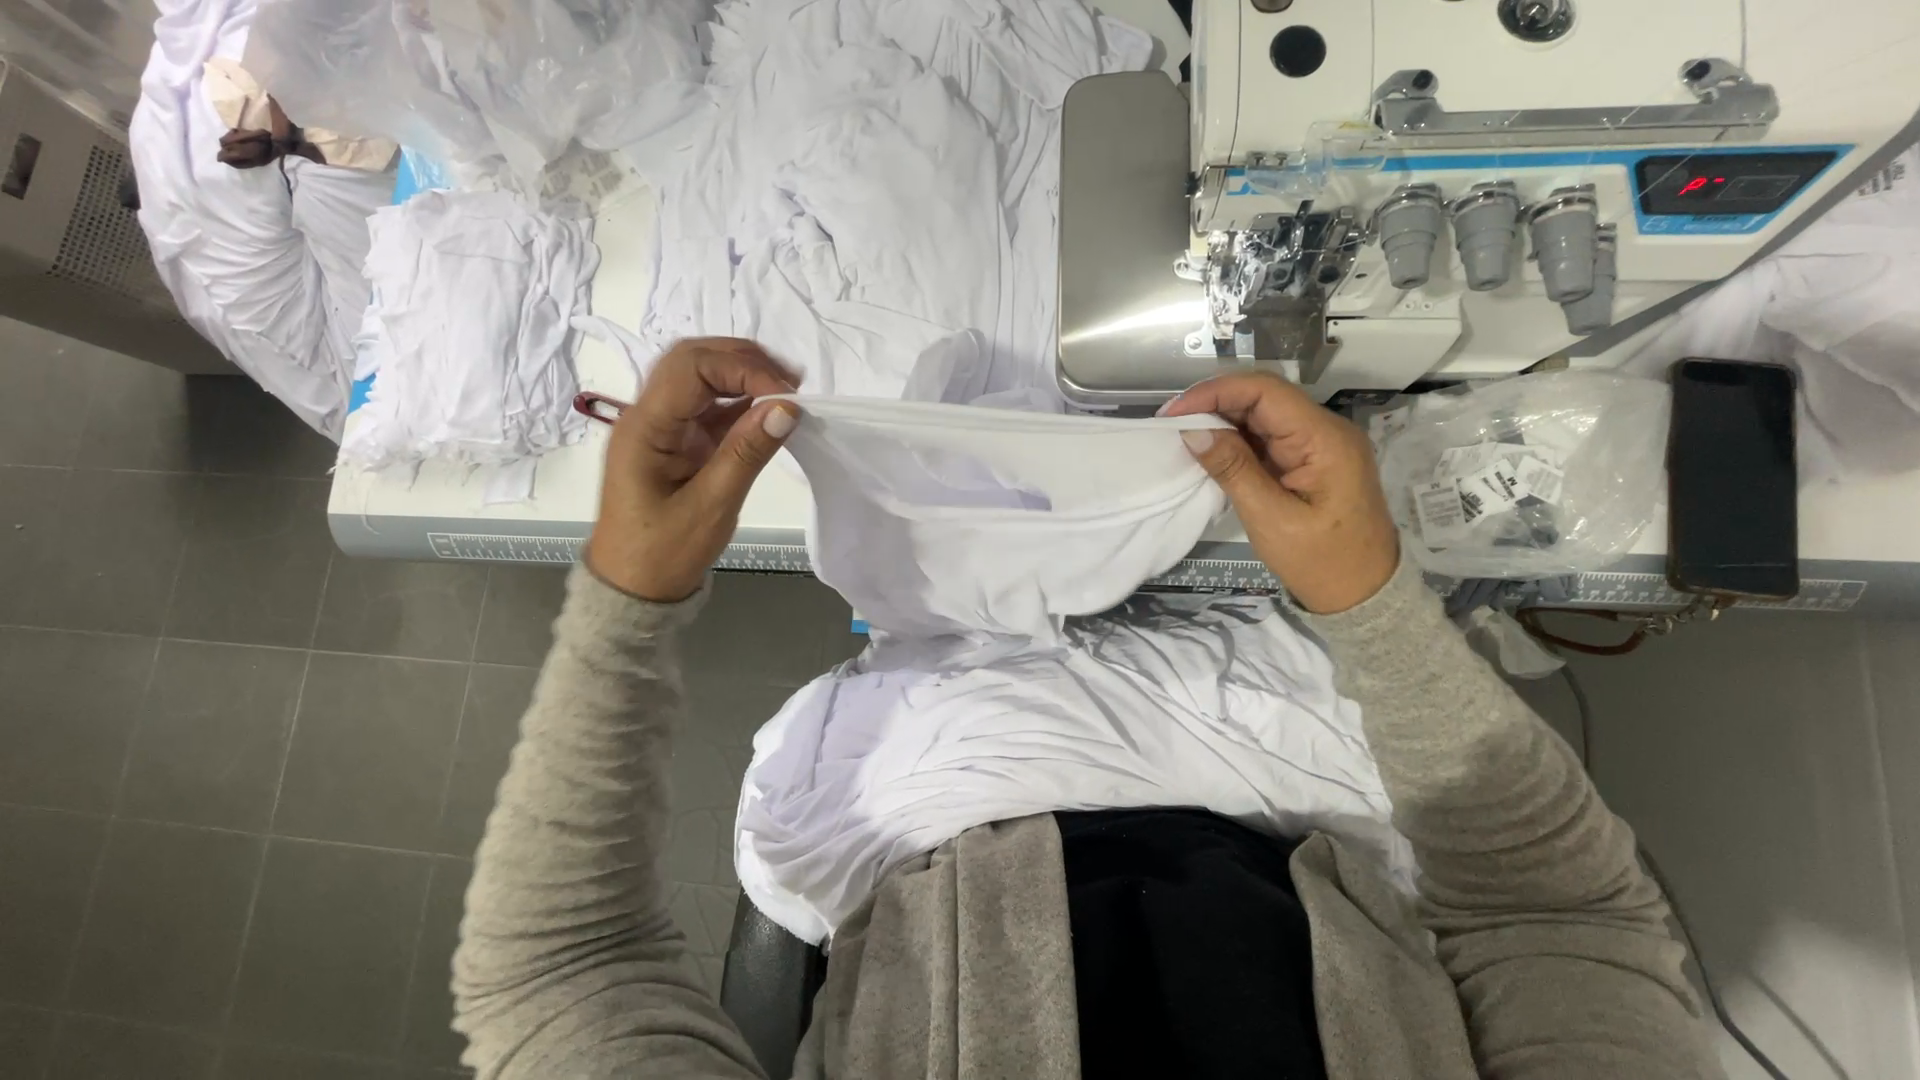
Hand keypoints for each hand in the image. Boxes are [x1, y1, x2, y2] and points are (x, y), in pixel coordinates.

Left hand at [586, 338, 799, 602]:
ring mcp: (662, 426)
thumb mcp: (712, 506)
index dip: (744, 369)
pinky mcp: (676, 440)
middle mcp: (648, 415)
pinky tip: (770, 412)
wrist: (633, 588)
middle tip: (792, 383)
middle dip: (745, 361)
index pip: (693, 367)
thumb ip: (747, 452)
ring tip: (788, 393)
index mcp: (645, 427)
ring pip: (701, 377)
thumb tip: (787, 408)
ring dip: (745, 376)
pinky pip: (708, 406)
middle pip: (694, 360)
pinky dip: (741, 401)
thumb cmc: (664, 553)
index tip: (787, 397)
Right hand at [1164, 373, 1398, 614]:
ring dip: (1222, 420)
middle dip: (1214, 403)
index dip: (1215, 392)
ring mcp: (1320, 443)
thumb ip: (1233, 469)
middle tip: (1170, 423)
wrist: (1364, 593)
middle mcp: (1326, 430)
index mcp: (1324, 439)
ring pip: (1264, 414)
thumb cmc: (1321, 562)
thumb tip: (1193, 431)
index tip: (1173, 413)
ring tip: (1183, 434)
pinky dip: (1237, 439)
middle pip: (1264, 397)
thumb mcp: (1271, 519)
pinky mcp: (1311, 459)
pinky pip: (1270, 436)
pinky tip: (1211, 449)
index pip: (1265, 391)